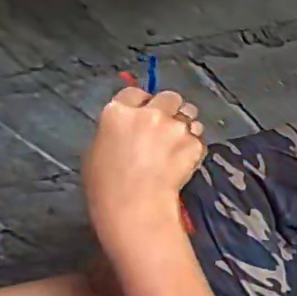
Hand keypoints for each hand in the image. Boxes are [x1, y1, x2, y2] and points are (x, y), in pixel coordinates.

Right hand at [82, 88, 203, 244]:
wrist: (135, 203)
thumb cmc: (108, 183)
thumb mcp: (97, 148)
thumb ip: (118, 128)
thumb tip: (129, 125)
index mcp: (118, 112)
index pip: (136, 92)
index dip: (143, 102)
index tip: (146, 111)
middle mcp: (150, 113)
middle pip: (169, 97)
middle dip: (170, 108)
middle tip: (167, 126)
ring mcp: (176, 127)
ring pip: (190, 114)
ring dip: (186, 125)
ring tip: (176, 145)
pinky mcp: (195, 142)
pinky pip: (199, 138)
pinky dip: (194, 146)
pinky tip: (183, 160)